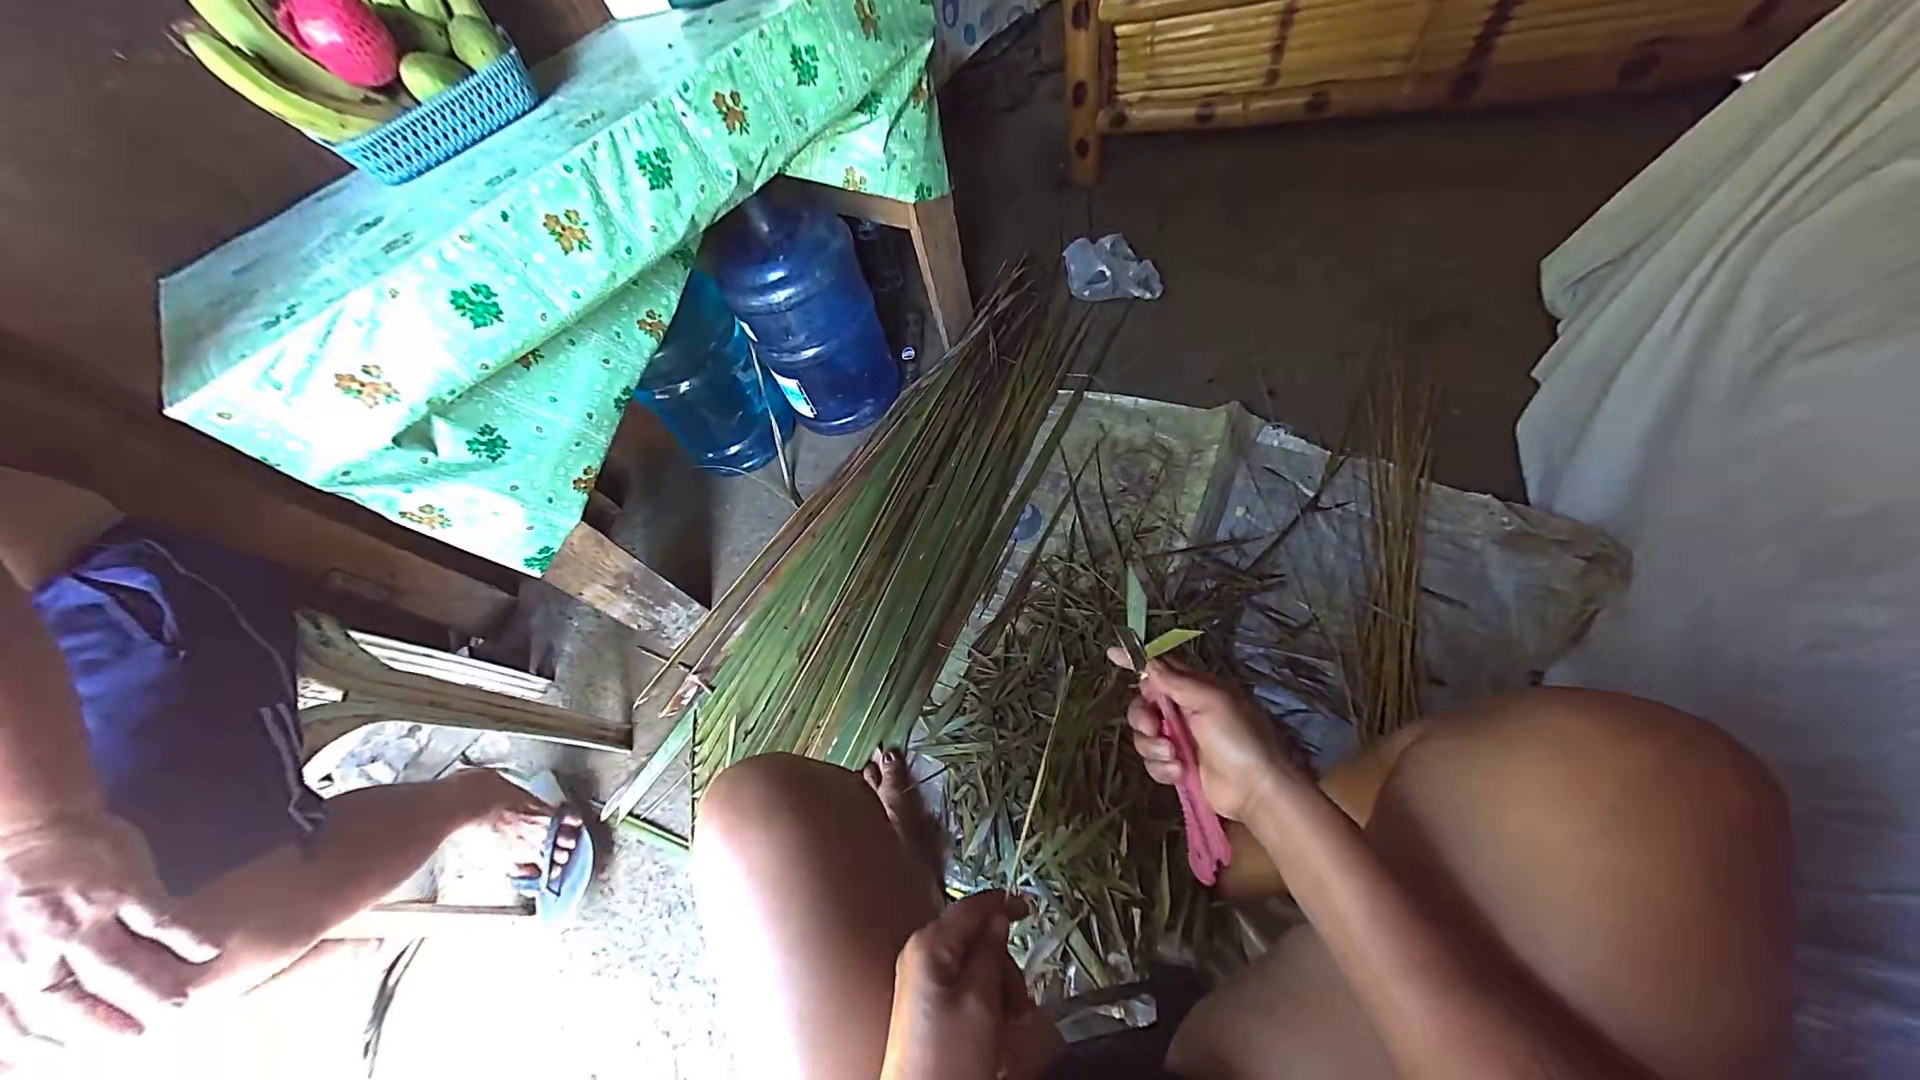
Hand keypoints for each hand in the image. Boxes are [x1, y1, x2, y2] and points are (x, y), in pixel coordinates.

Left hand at [0, 814, 217, 1067]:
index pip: (17, 1020)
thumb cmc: (7, 880)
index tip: (69, 1055)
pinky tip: (209, 949)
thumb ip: (9, 962)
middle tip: (137, 1036)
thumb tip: (35, 992)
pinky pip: (161, 921)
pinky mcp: (125, 892)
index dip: (40, 1044)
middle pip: (70, 1002)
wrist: (31, 827)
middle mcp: (33, 953)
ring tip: (181, 1001)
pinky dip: (186, 938)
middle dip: (103, 1024)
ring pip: (121, 968)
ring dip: (153, 989)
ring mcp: (84, 921)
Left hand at [880, 891, 1060, 1079]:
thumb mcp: (980, 1001)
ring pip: (973, 963)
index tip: (1026, 906)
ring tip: (1009, 1021)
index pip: (969, 907)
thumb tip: (999, 920)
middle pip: (974, 938)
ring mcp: (922, 979)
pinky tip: (997, 1026)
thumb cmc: (947, 1061)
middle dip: (1003, 963)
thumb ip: (990, 952)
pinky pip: (964, 985)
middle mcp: (921, 955)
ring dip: (999, 985)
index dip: (1000, 903)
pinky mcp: (927, 1003)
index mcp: (929, 945)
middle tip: (1017, 999)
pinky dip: (986, 999)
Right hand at [1108, 650, 1303, 820]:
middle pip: (1142, 706)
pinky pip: (1152, 762)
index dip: (1135, 662)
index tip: (1112, 655)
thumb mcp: (1210, 700)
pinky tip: (1180, 771)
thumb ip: (1175, 681)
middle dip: (1142, 717)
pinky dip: (1162, 767)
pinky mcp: (1176, 766)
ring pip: (1143, 736)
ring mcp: (1178, 740)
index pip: (1159, 669)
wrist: (1256, 789)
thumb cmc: (1238, 737)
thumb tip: (1148, 662)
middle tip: (1154, 728)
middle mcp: (1182, 711)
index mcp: (1193, 689)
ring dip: (1153, 747)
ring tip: (1175, 756)